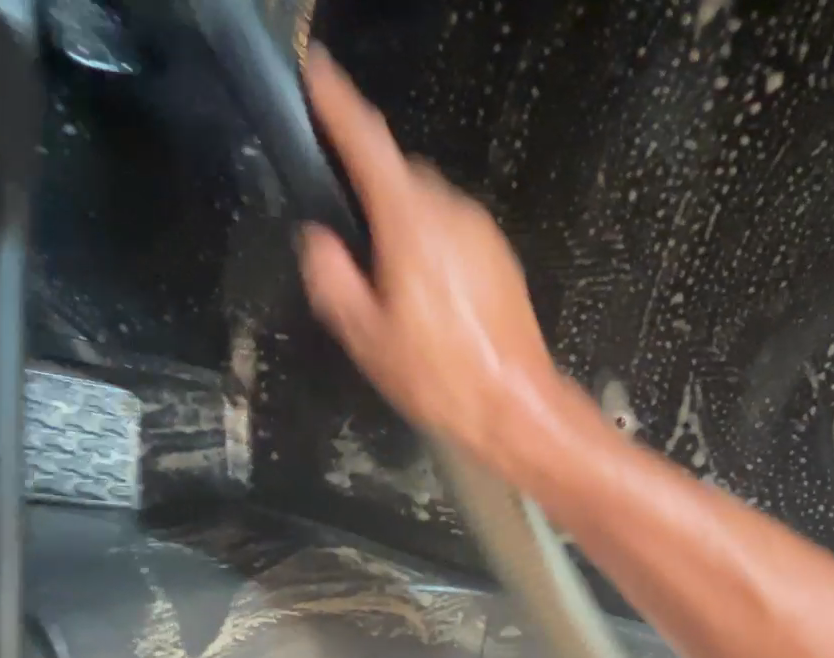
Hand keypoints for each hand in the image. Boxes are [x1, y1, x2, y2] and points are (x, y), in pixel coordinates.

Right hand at [298, 47, 575, 470]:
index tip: (319, 77)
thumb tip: (319, 242)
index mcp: (411, 225)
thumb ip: (331, 277)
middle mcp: (452, 213)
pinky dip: (435, 249)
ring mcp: (483, 232)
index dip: (338, 106)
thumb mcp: (365, 336)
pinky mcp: (501, 255)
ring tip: (401, 296)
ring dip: (406, 231)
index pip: (368, 145)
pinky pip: (455, 232)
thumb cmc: (439, 377)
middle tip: (362, 262)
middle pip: (400, 178)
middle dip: (374, 201)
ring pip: (429, 207)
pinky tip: (433, 302)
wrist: (514, 405)